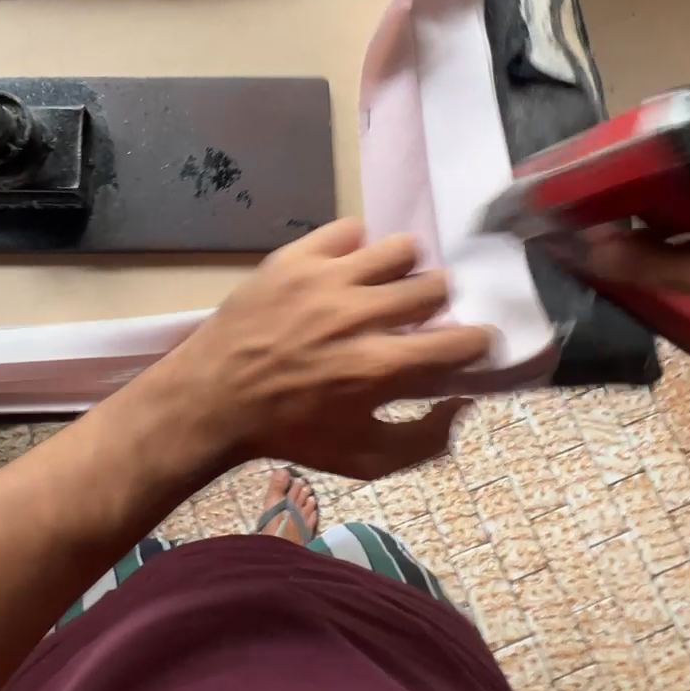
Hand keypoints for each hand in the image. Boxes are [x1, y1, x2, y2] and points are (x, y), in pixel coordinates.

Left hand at [130, 219, 492, 479]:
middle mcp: (360, 315)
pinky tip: (345, 270)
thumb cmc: (290, 433)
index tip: (469, 342)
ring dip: (403, 269)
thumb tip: (465, 401)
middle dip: (439, 304)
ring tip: (383, 286)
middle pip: (436, 285)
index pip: (462, 340)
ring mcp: (326, 279)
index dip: (476, 341)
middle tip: (418, 316)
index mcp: (381, 366)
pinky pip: (349, 229)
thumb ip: (426, 440)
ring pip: (400, 248)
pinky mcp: (295, 257)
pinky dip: (355, 248)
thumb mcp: (363, 461)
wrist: (213, 398)